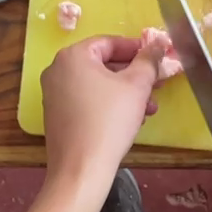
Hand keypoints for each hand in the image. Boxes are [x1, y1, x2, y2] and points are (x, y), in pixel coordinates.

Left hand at [40, 35, 166, 188]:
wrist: (81, 169)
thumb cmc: (109, 120)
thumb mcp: (137, 85)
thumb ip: (149, 60)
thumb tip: (157, 44)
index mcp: (73, 56)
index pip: (110, 42)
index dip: (137, 49)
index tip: (157, 58)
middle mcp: (57, 70)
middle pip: (103, 64)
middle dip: (134, 75)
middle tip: (157, 84)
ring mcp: (53, 94)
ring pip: (98, 85)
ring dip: (126, 92)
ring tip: (150, 107)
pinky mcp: (57, 115)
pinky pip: (88, 100)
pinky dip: (109, 104)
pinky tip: (132, 119)